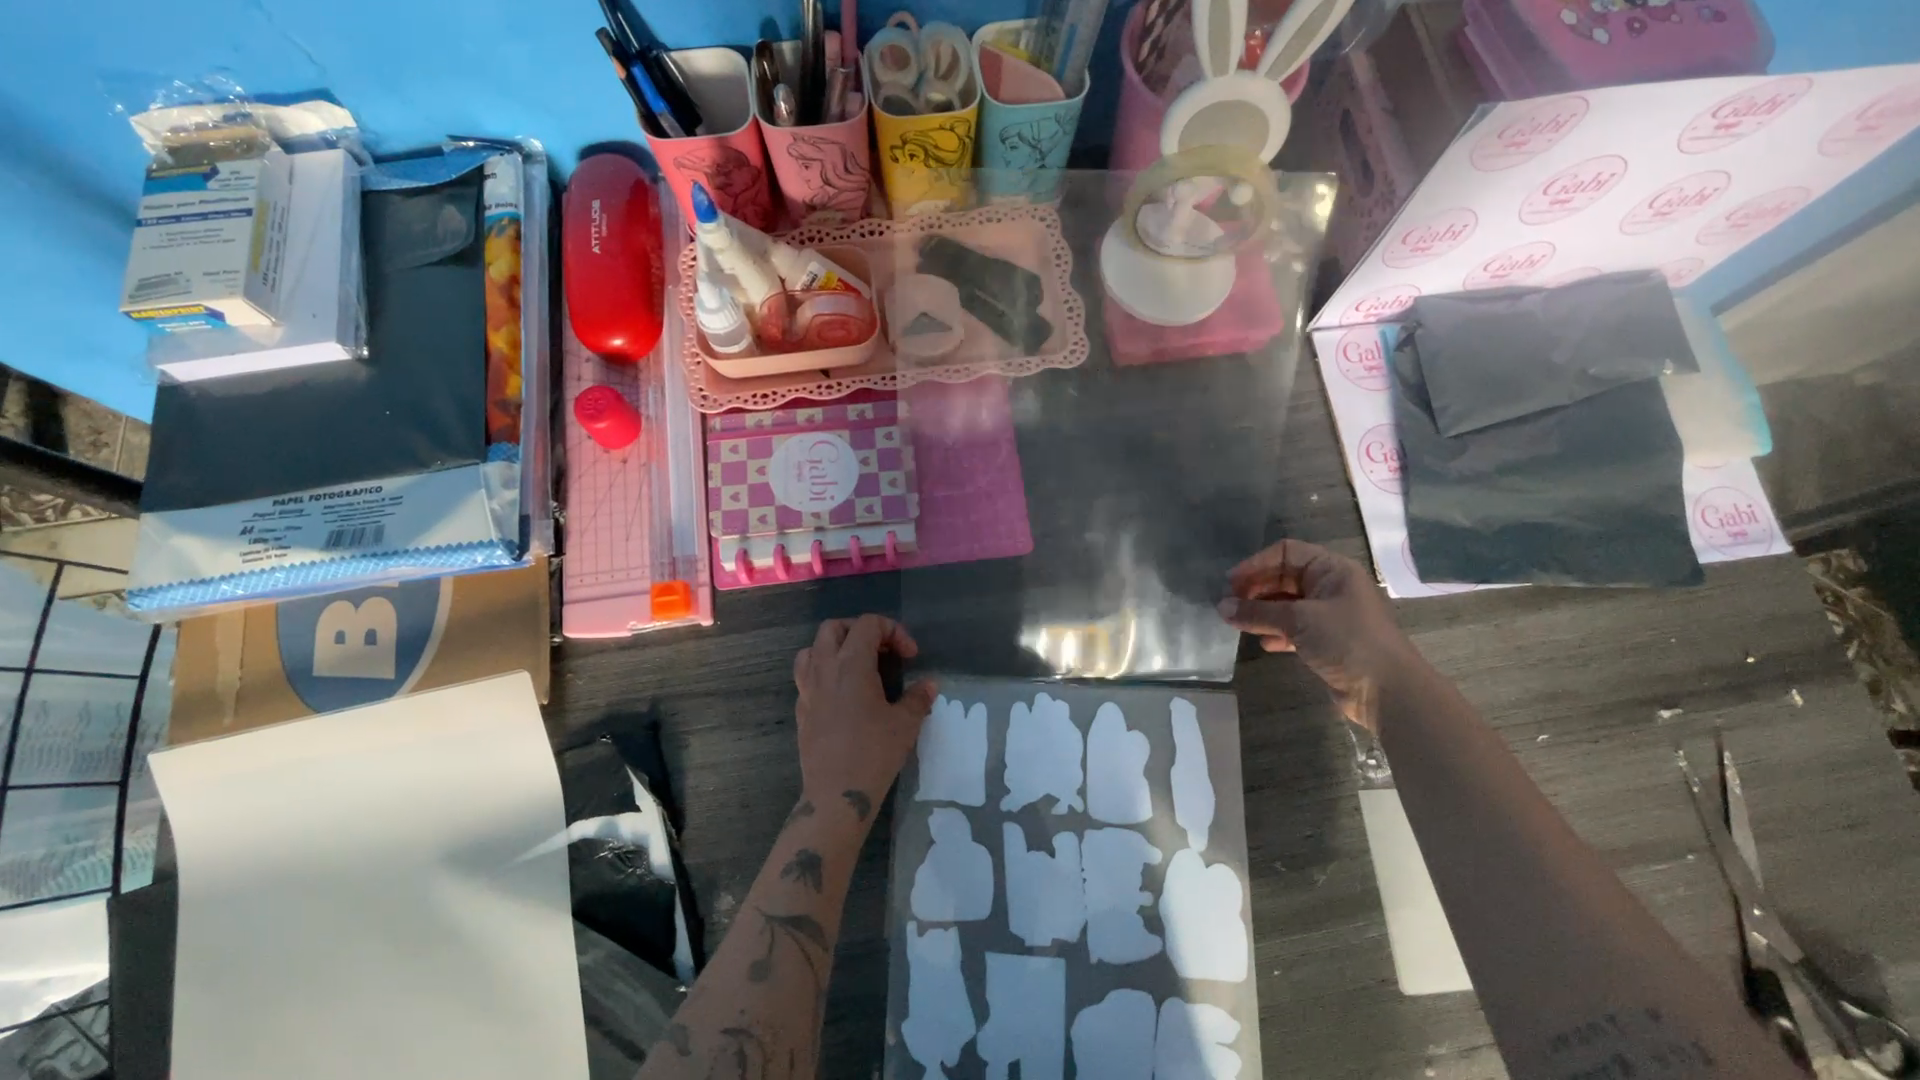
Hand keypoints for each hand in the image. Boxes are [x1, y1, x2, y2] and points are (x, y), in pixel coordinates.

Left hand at [792, 615, 937, 811]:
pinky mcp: (801, 710)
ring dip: (835, 648)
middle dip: (860, 630)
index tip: (910, 656)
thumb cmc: (874, 753)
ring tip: (856, 666)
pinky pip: (806, 676)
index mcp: (852, 665)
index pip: (868, 624)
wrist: (837, 794)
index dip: (893, 631)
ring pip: (812, 649)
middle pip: (833, 628)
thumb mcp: (905, 724)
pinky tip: (842, 693)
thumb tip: (929, 685)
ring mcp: (807, 689)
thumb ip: (918, 698)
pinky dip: (824, 673)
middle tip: (882, 651)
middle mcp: (824, 669)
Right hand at [1218, 539, 1417, 731]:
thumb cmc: (1347, 641)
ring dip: (1263, 612)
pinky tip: (1264, 643)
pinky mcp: (1329, 641)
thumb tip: (1221, 607)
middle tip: (1229, 605)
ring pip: (1288, 605)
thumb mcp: (1299, 620)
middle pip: (1285, 578)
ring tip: (1237, 623)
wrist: (1388, 690)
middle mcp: (1332, 587)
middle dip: (1256, 589)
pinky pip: (1295, 629)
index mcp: (1332, 569)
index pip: (1286, 552)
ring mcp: (1331, 615)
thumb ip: (1258, 612)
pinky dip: (1277, 633)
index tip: (1229, 584)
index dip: (1256, 564)